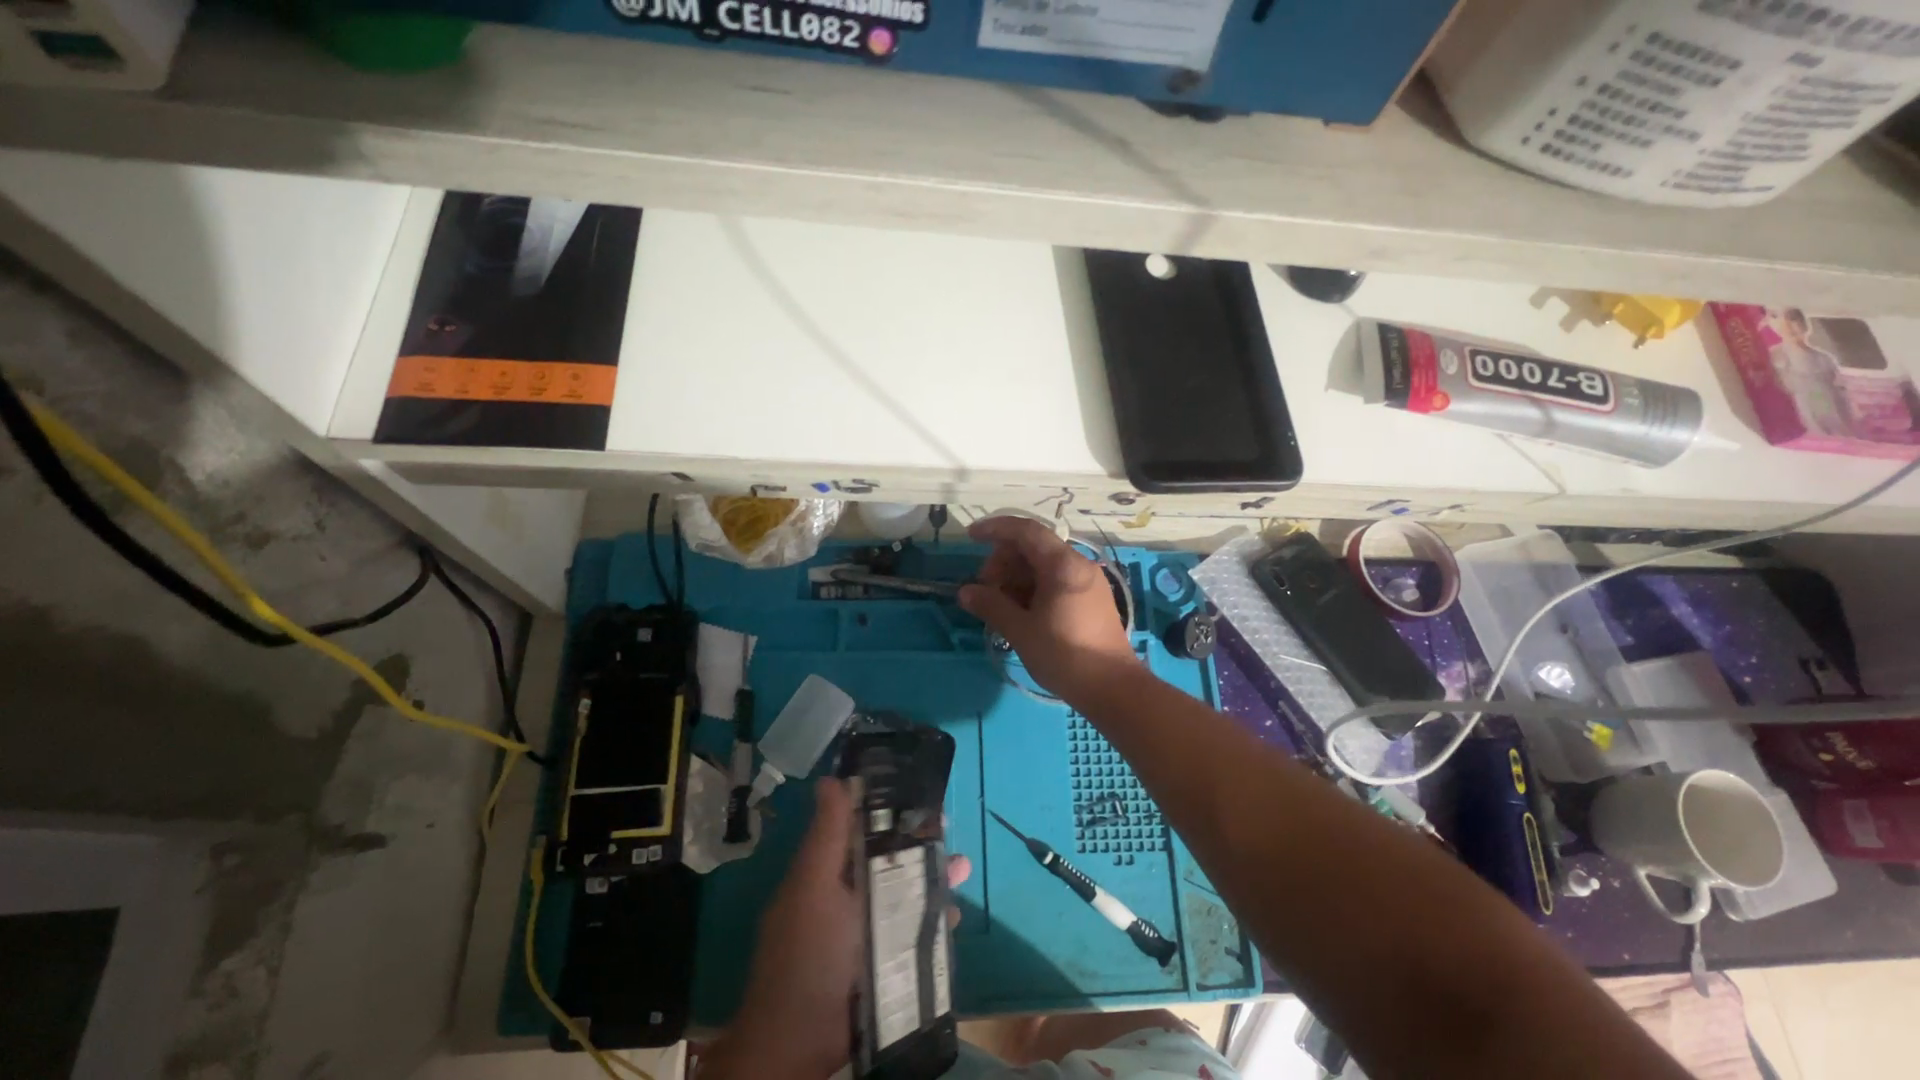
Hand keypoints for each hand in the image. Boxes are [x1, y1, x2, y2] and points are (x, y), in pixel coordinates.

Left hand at [708, 778, 969, 1079]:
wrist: (802, 1037)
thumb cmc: (807, 952)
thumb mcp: (815, 886)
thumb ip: (828, 836)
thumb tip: (830, 778)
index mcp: (823, 874)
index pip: (856, 830)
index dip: (885, 809)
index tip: (916, 792)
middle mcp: (844, 898)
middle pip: (887, 860)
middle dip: (918, 844)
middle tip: (948, 831)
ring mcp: (864, 933)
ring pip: (904, 894)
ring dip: (933, 879)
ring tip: (962, 869)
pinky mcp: (884, 963)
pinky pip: (913, 932)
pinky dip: (933, 921)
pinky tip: (952, 916)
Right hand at [958, 515, 1138, 702]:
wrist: (1113, 688)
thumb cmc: (1064, 656)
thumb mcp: (1021, 631)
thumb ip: (992, 606)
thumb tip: (965, 592)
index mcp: (1063, 565)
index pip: (1025, 531)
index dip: (995, 529)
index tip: (970, 537)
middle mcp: (1079, 565)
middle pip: (1033, 547)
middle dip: (1003, 562)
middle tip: (985, 590)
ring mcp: (1088, 582)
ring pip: (1044, 566)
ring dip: (1016, 578)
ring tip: (1000, 606)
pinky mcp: (1092, 600)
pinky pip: (1056, 581)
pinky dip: (1033, 589)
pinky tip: (1021, 613)